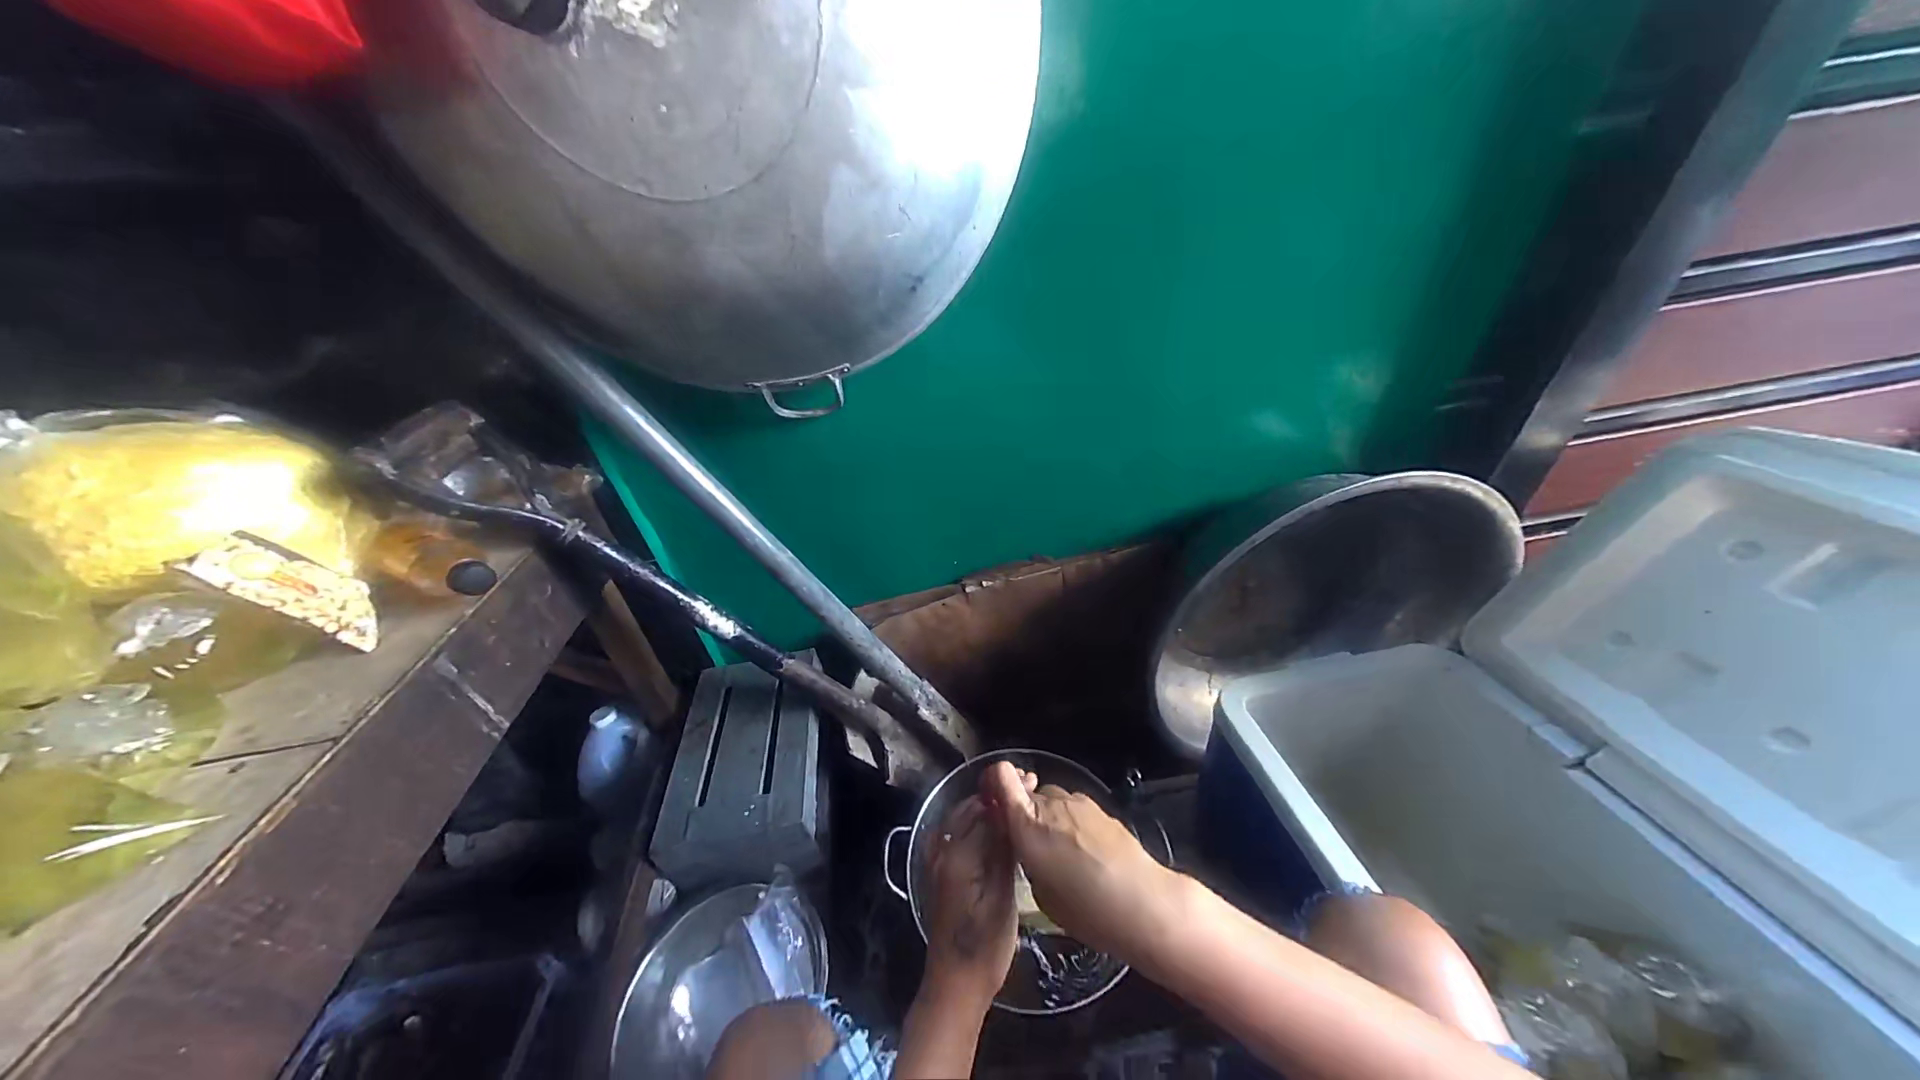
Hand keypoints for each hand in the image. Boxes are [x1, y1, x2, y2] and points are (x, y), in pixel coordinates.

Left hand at [922, 794, 1017, 1007]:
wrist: (955, 983)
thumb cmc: (985, 946)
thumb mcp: (1003, 899)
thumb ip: (1003, 853)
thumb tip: (1011, 813)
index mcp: (958, 855)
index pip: (985, 810)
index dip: (1009, 795)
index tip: (1032, 782)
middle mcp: (942, 851)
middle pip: (970, 810)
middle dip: (996, 796)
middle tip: (1026, 788)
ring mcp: (937, 861)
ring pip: (960, 819)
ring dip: (984, 806)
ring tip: (1012, 804)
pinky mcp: (939, 872)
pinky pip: (954, 833)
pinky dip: (971, 822)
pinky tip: (989, 827)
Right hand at [980, 761, 1184, 961]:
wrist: (1144, 903)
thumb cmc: (1085, 908)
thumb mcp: (1041, 892)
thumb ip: (1028, 859)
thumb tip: (1030, 848)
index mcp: (1028, 822)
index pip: (1001, 776)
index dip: (994, 782)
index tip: (993, 801)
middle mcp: (1051, 804)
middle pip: (1029, 794)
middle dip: (1027, 814)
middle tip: (1035, 848)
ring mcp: (1080, 803)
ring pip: (1054, 802)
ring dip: (1053, 819)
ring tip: (1066, 855)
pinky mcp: (1103, 810)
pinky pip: (1076, 810)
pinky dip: (1075, 825)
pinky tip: (1089, 855)